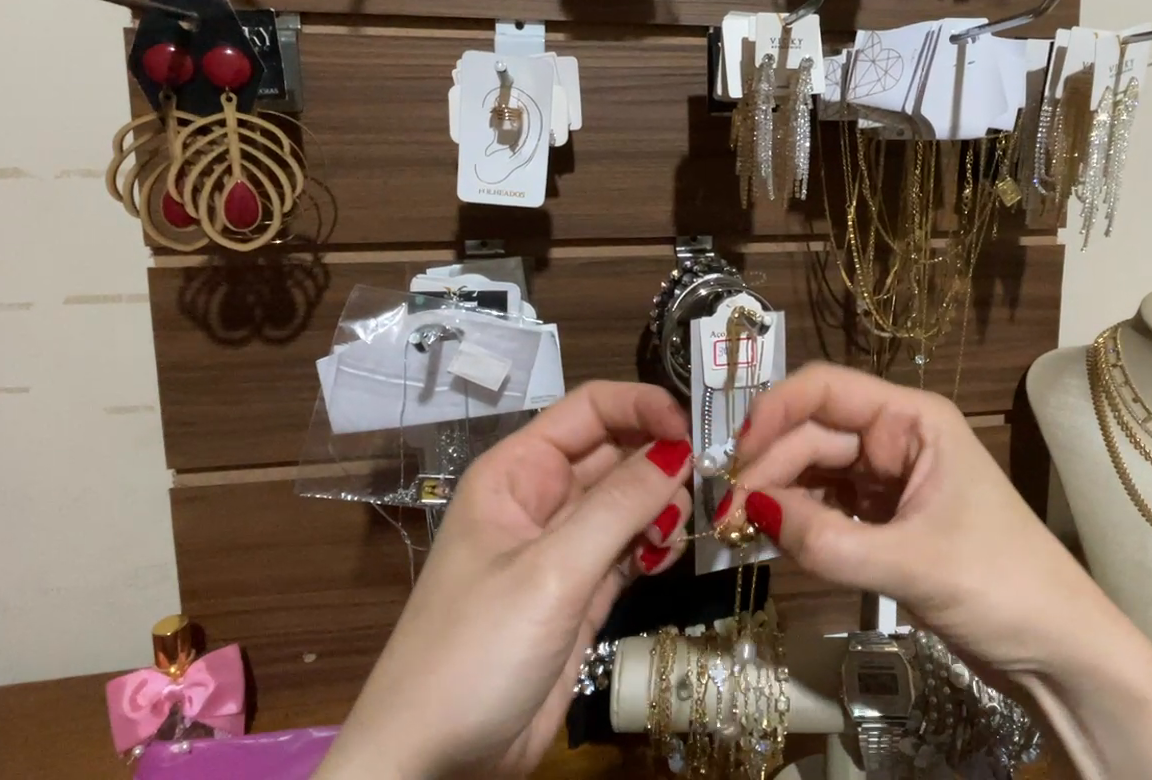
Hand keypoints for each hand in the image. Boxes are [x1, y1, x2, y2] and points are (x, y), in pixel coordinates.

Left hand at [317, 383, 695, 778]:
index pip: (589, 409)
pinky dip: (655, 544)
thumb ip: (619, 507)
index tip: (695, 427)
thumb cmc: (476, 650)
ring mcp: (563, 545)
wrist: (433, 764)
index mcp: (517, 471)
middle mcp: (541, 497)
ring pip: (629, 499)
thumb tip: (681, 449)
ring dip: (665, 503)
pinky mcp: (581, 590)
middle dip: (664, 455)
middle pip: (615, 451)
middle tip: (718, 473)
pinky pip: (630, 546)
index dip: (642, 406)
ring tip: (689, 522)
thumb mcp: (550, 572)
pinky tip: (668, 555)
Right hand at [722, 365, 1151, 778]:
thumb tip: (748, 506)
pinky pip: (826, 507)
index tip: (736, 458)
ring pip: (814, 472)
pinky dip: (798, 521)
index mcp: (912, 421)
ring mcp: (888, 480)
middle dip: (769, 469)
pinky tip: (772, 538)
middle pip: (813, 435)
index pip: (826, 391)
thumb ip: (827, 540)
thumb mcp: (913, 563)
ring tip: (739, 530)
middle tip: (726, 516)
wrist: (1060, 653)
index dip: (775, 412)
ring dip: (778, 496)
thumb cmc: (1004, 587)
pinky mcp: (883, 520)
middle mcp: (895, 439)